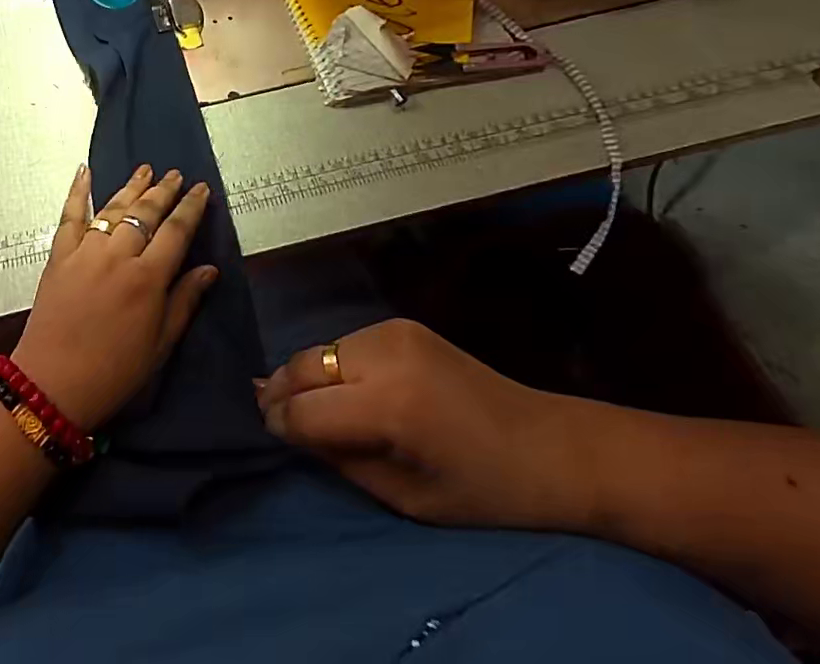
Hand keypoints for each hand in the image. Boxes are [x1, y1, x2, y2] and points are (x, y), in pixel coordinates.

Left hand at [10, 165, 216, 431]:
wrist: (52, 385)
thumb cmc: (115, 371)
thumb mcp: (160, 344)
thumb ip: (184, 300)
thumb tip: (209, 268)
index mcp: (148, 278)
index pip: (176, 231)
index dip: (191, 207)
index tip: (201, 189)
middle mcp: (117, 256)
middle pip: (146, 212)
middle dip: (164, 190)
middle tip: (175, 174)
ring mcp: (84, 252)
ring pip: (112, 209)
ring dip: (131, 186)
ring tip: (145, 169)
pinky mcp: (59, 257)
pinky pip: (69, 216)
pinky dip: (77, 192)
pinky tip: (84, 171)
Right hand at [256, 318, 605, 530]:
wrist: (550, 445)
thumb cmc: (481, 490)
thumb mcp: (401, 495)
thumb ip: (338, 457)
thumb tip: (287, 427)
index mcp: (389, 404)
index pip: (304, 409)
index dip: (279, 423)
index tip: (270, 436)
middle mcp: (384, 354)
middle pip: (303, 366)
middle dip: (281, 392)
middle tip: (269, 415)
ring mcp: (394, 331)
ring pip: (319, 350)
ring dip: (305, 376)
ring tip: (303, 404)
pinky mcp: (403, 324)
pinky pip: (345, 343)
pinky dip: (331, 365)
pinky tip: (338, 387)